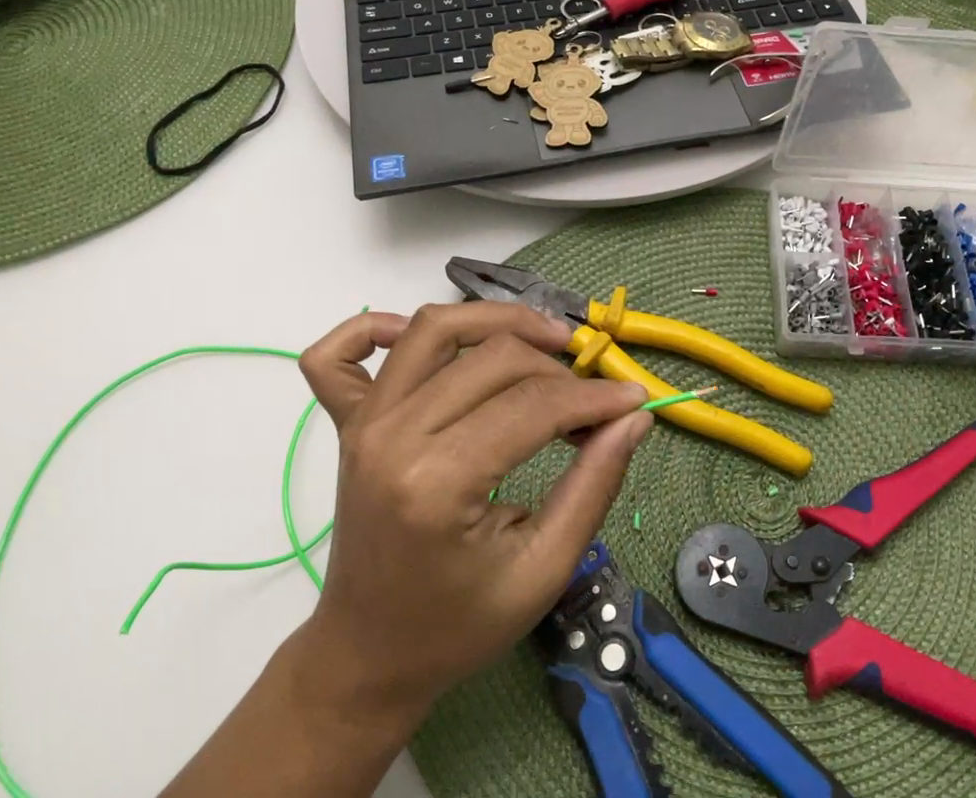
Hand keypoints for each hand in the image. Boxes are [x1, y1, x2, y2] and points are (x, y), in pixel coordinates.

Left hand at [293, 303, 652, 735]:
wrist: (370, 654)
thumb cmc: (458, 625)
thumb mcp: (543, 569)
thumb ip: (593, 486)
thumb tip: (634, 417)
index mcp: (438, 482)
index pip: (533, 405)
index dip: (594, 396)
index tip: (637, 400)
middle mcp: (392, 436)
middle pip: (491, 357)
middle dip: (559, 367)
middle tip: (597, 398)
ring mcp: (363, 424)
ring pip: (431, 330)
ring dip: (496, 322)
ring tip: (548, 342)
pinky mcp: (347, 425)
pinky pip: (338, 354)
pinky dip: (374, 328)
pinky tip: (424, 342)